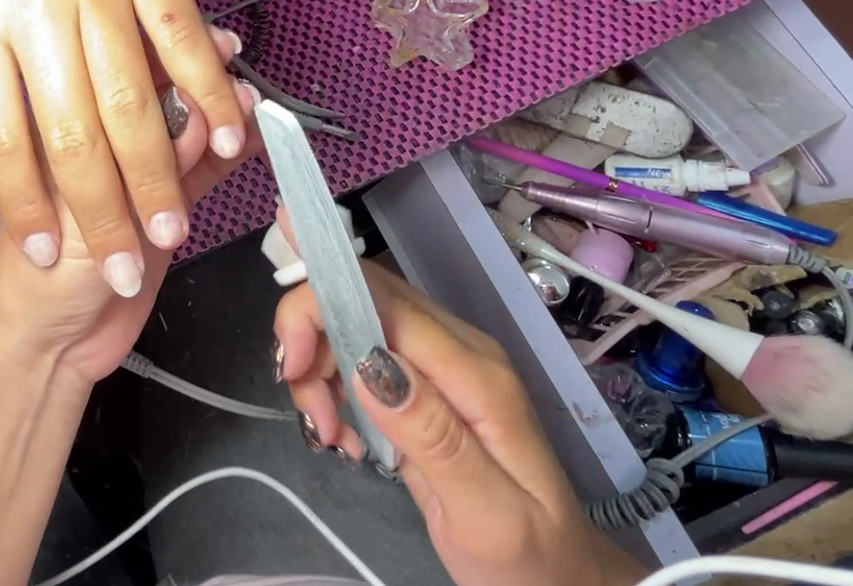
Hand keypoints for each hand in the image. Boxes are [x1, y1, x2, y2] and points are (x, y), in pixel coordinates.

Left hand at [0, 0, 249, 299]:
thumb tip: (0, 139)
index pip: (0, 136)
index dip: (22, 202)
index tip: (42, 252)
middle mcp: (38, 9)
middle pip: (73, 133)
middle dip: (99, 212)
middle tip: (118, 269)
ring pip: (132, 97)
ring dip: (155, 172)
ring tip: (170, 232)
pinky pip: (182, 36)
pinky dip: (209, 90)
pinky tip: (231, 135)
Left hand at [0, 35, 258, 385]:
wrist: (48, 349)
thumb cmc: (34, 285)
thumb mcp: (82, 220)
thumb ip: (134, 170)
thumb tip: (189, 116)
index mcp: (62, 130)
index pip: (110, 78)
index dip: (153, 57)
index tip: (195, 44)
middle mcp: (99, 140)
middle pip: (153, 96)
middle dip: (192, 78)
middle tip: (230, 60)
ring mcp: (133, 171)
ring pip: (182, 129)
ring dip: (217, 114)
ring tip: (250, 99)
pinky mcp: (162, 204)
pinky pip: (200, 170)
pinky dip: (227, 155)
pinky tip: (254, 135)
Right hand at [273, 264, 644, 585]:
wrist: (560, 580)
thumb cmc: (528, 559)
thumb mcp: (487, 515)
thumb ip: (433, 436)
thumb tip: (370, 365)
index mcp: (474, 371)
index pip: (382, 298)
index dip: (320, 306)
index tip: (291, 367)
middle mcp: (455, 348)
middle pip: (359, 295)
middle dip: (310, 339)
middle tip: (312, 416)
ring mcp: (438, 361)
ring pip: (349, 321)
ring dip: (318, 371)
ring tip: (331, 438)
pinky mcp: (419, 380)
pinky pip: (356, 353)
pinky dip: (331, 386)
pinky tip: (344, 435)